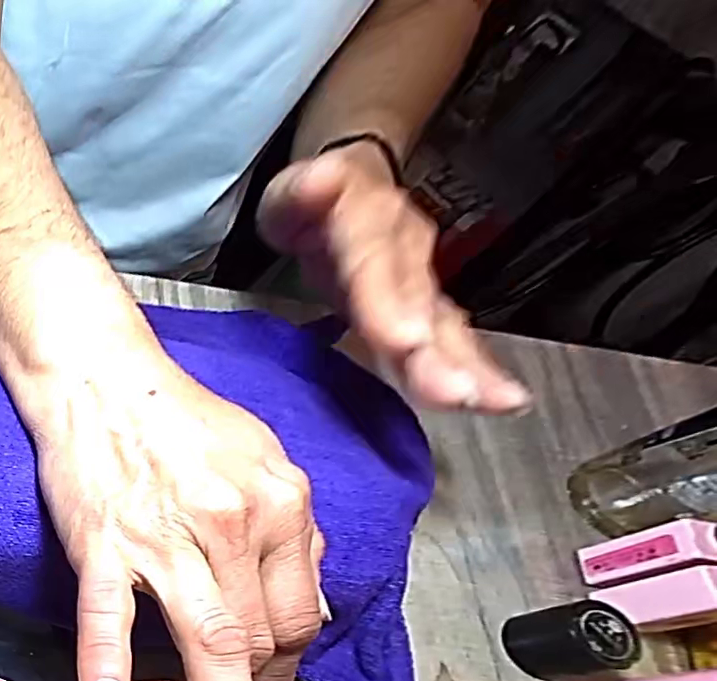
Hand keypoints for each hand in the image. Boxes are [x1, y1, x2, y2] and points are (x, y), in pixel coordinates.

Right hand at [35, 358, 324, 680]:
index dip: (290, 669)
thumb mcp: (259, 454)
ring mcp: (162, 538)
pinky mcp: (100, 544)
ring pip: (200, 637)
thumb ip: (285, 525)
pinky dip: (107, 665)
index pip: (300, 612)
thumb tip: (297, 587)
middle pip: (259, 636)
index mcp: (279, 504)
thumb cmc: (172, 416)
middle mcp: (231, 526)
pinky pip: (108, 615)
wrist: (98, 382)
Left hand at [257, 141, 530, 413]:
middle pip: (421, 303)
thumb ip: (306, 189)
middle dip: (435, 350)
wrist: (338, 185)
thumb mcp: (294, 188)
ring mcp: (410, 280)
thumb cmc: (307, 198)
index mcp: (368, 226)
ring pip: (440, 325)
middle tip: (454, 390)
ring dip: (461, 365)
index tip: (402, 337)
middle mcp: (400, 255)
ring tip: (488, 400)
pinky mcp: (409, 304)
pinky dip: (464, 368)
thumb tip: (320, 179)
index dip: (389, 302)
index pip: (375, 267)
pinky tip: (488, 398)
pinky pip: (439, 337)